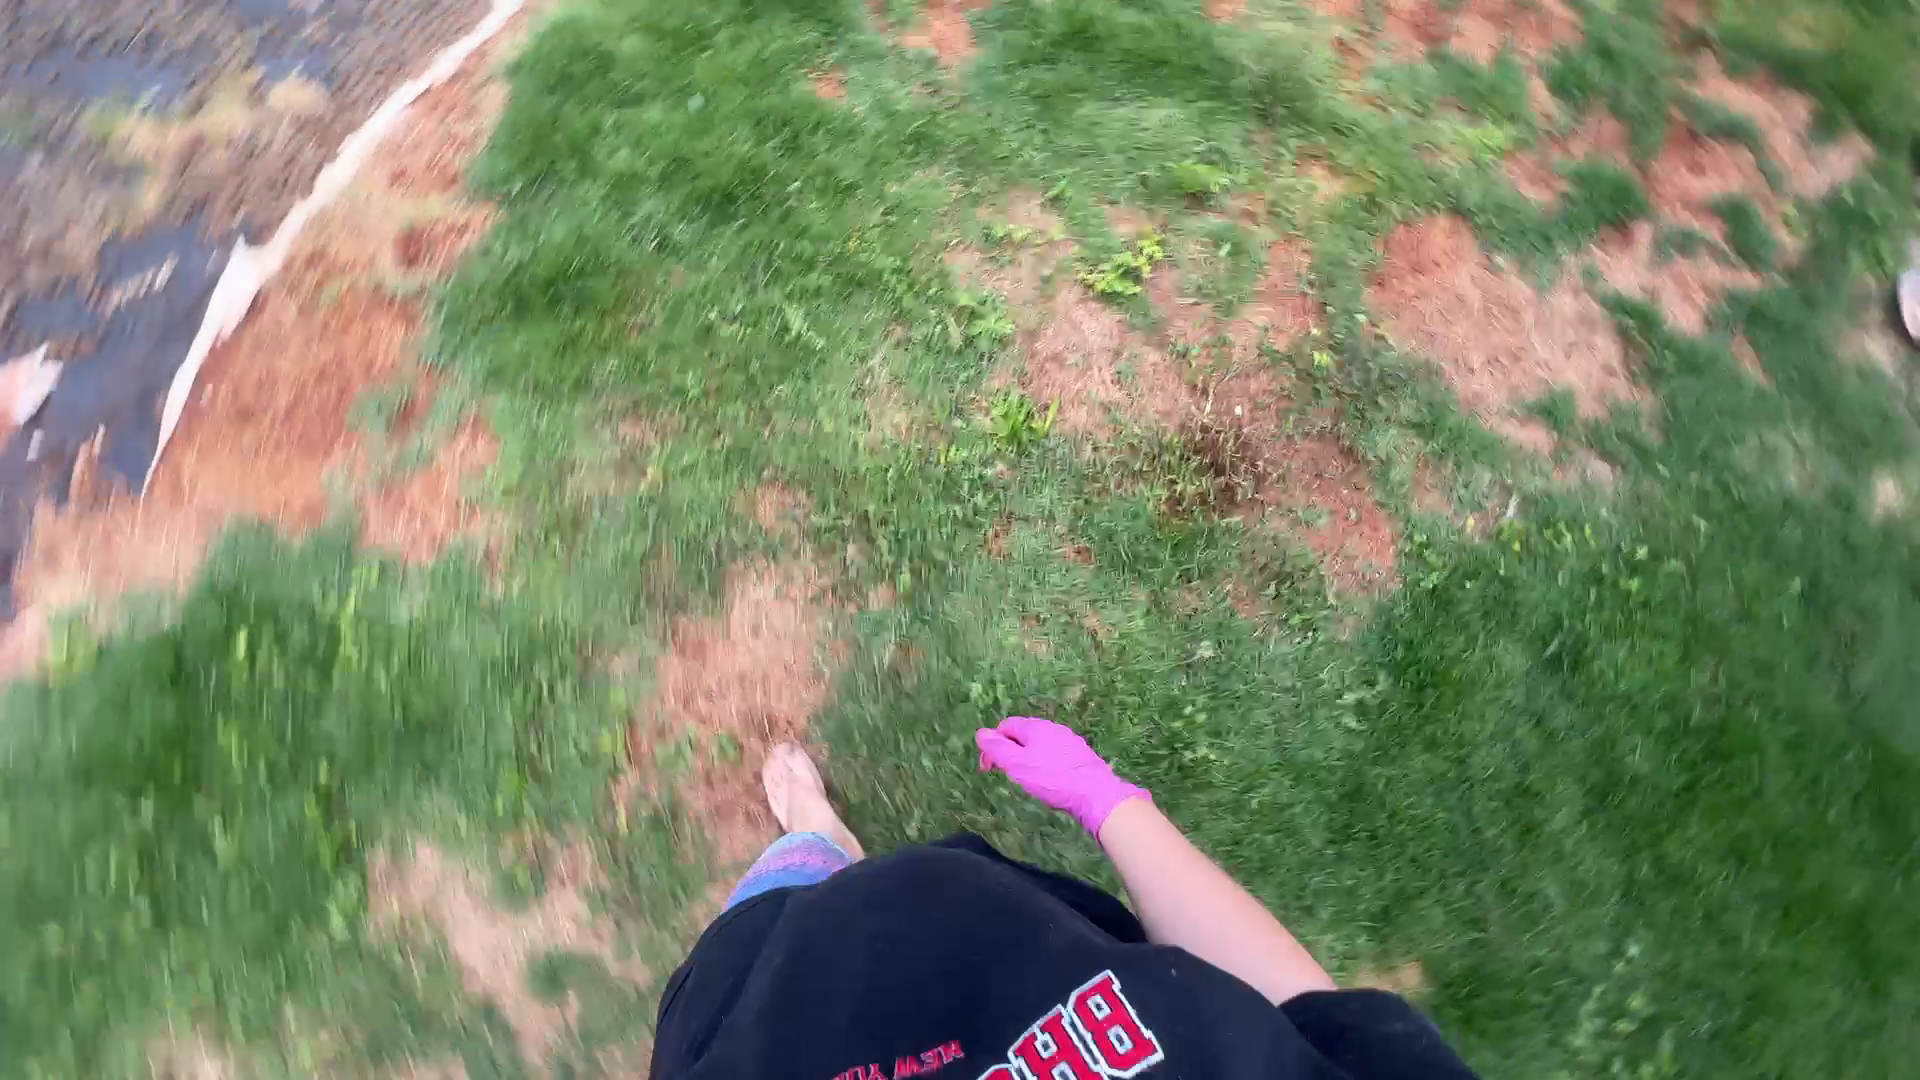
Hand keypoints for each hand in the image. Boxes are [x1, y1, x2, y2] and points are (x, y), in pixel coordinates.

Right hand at [975, 716, 1149, 833]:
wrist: (1095, 793)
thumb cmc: (1051, 778)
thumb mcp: (1017, 764)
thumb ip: (997, 749)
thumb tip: (980, 733)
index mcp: (1034, 727)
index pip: (1005, 726)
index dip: (992, 744)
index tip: (988, 768)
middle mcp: (1051, 728)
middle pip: (1022, 735)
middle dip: (1009, 752)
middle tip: (1006, 774)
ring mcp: (1068, 741)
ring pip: (1039, 745)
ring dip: (1027, 759)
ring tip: (1026, 780)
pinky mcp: (1080, 756)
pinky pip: (1054, 755)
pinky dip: (1044, 765)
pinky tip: (1048, 781)